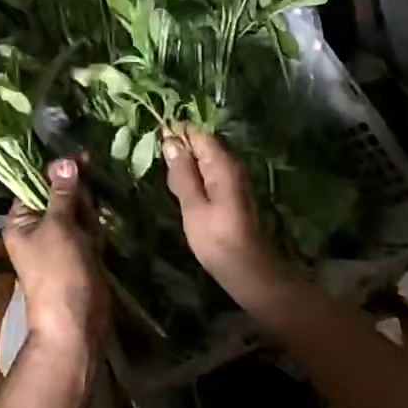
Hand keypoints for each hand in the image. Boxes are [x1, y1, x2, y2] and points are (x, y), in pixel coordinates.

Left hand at [3, 157, 106, 353]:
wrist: (76, 326)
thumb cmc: (59, 273)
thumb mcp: (59, 227)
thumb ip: (62, 194)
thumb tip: (64, 161)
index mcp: (20, 219)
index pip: (36, 183)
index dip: (57, 172)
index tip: (80, 158)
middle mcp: (36, 227)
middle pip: (58, 196)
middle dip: (77, 196)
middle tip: (88, 206)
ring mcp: (58, 242)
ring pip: (76, 213)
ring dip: (88, 215)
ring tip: (92, 233)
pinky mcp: (78, 255)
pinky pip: (86, 232)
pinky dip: (94, 231)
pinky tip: (99, 241)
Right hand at [162, 126, 285, 297]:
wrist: (251, 274)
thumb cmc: (219, 241)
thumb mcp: (193, 206)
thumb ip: (181, 172)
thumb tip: (170, 140)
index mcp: (222, 165)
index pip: (195, 133)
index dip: (174, 135)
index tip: (155, 146)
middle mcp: (230, 166)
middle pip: (198, 145)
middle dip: (178, 153)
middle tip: (166, 177)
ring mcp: (231, 180)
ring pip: (200, 161)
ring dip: (183, 169)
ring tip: (174, 189)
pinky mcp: (229, 193)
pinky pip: (205, 175)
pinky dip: (192, 181)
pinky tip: (184, 197)